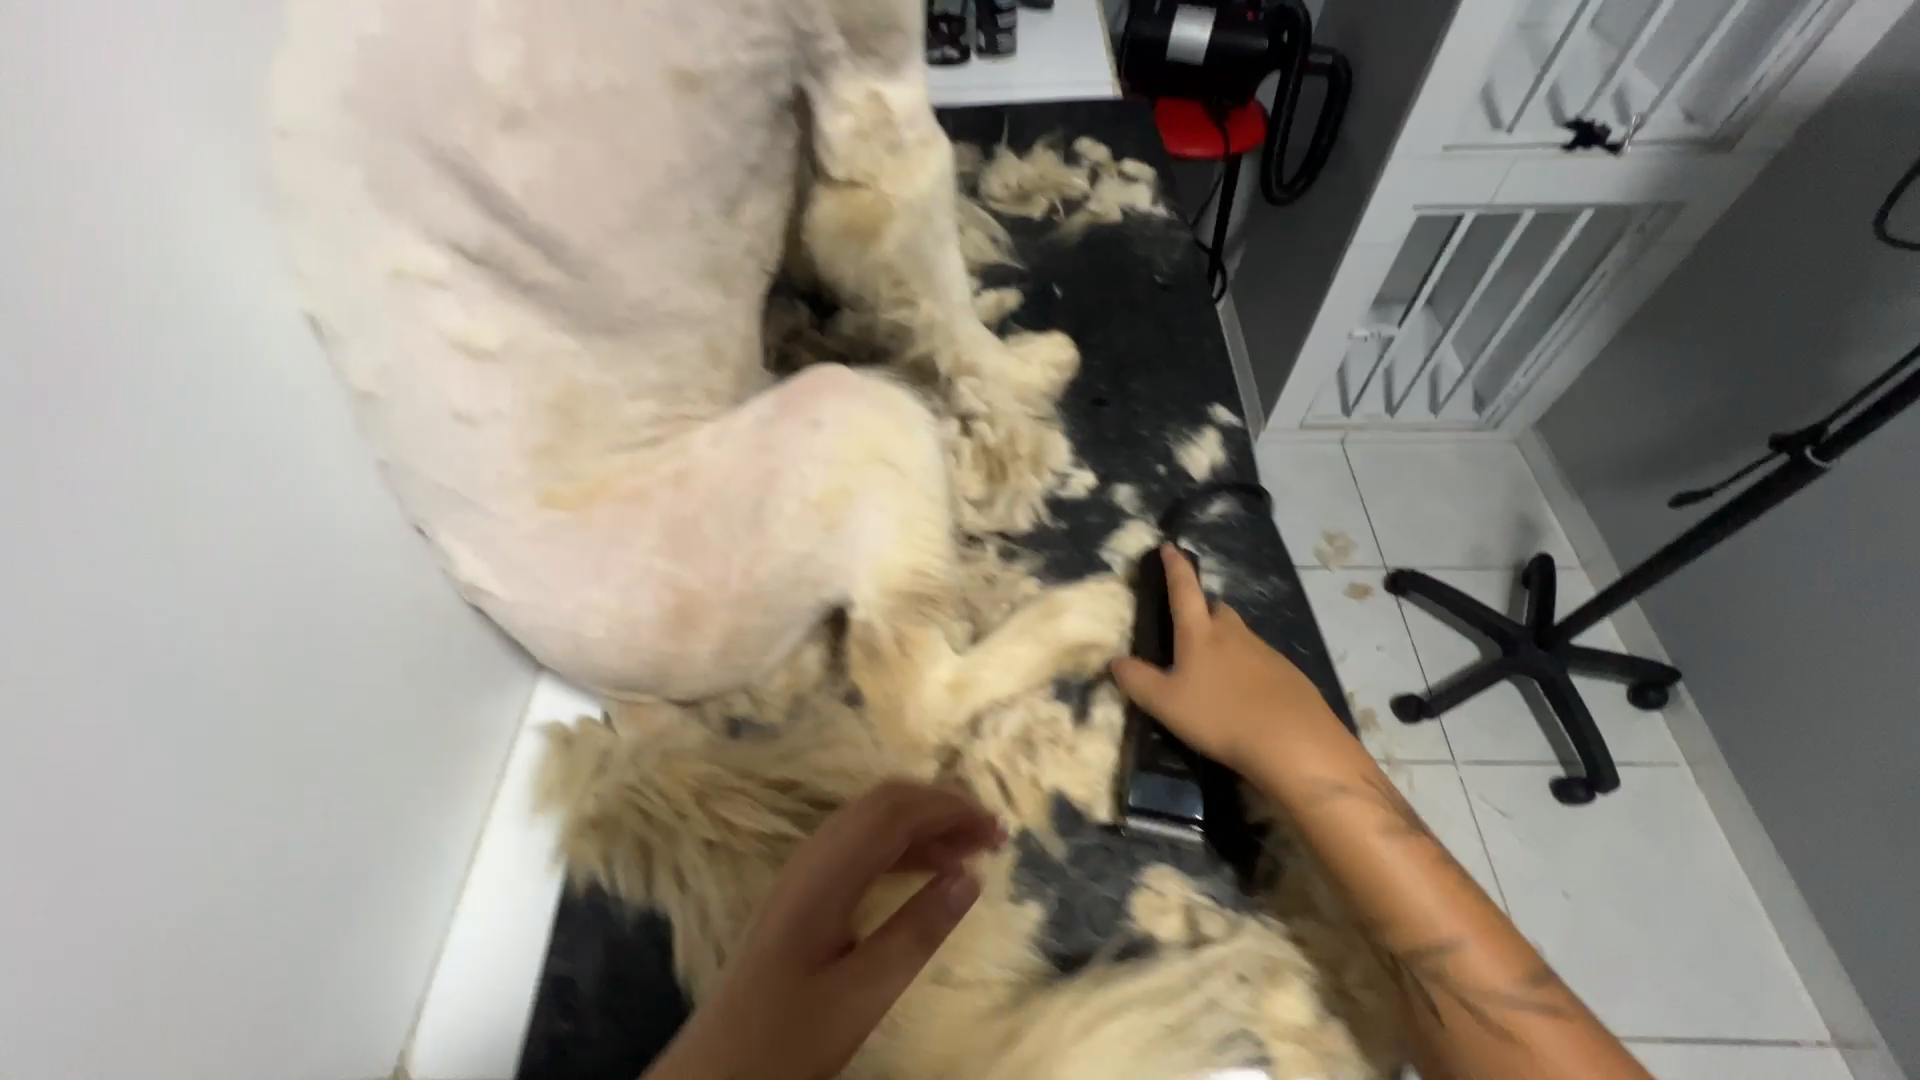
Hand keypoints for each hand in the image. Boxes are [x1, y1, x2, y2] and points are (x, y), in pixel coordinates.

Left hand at [646, 781, 1004, 1079]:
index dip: (949, 807)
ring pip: (873, 823)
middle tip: (992, 836)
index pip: (895, 810)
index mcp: (826, 873)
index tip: (996, 830)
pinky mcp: (806, 892)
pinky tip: (929, 874)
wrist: (715, 1072)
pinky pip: (862, 848)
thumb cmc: (787, 1037)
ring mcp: (806, 872)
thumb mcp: (862, 994)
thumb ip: (918, 931)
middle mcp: (814, 856)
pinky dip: (903, 849)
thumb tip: (970, 878)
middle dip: (942, 808)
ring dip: (924, 826)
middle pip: (885, 803)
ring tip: (972, 853)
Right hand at [1111, 544, 1346, 775]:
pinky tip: (1242, 695)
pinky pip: (1259, 660)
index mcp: (1200, 633)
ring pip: (1239, 635)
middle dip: (1202, 610)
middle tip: (1188, 630)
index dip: (1175, 567)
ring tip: (1211, 671)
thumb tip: (1116, 661)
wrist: (1294, 742)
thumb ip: (1137, 681)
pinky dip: (1245, 668)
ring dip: (1224, 642)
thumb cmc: (1221, 715)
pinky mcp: (1287, 674)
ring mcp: (1265, 652)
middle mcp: (1234, 633)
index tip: (1169, 546)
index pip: (1184, 590)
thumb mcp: (1165, 704)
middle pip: (1216, 609)